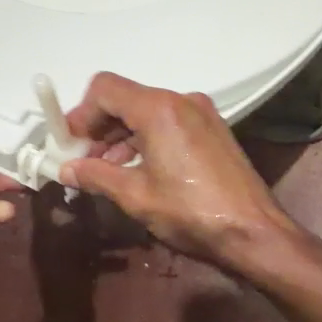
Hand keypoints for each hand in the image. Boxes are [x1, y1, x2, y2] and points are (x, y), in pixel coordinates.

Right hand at [57, 73, 301, 274]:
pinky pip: (171, 125)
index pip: (105, 89)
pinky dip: (149, 141)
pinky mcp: (216, 133)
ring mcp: (204, 115)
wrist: (254, 232)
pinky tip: (140, 171)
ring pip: (149, 114)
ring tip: (109, 172)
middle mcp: (182, 101)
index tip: (69, 144)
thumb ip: (97, 176)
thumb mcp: (137, 197)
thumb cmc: (193, 214)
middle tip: (84, 161)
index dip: (80, 114)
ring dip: (123, 137)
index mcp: (159, 109)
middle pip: (127, 100)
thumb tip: (67, 169)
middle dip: (100, 128)